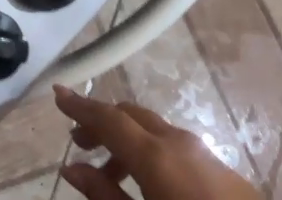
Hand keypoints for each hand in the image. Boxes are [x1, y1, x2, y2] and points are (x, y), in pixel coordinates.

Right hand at [52, 86, 257, 199]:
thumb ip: (105, 196)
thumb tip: (73, 168)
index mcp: (155, 156)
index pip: (109, 118)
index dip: (80, 105)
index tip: (57, 93)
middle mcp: (179, 143)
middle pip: (131, 116)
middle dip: (102, 123)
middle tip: (78, 143)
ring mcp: (205, 155)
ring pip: (155, 132)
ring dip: (127, 141)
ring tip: (110, 174)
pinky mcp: (224, 172)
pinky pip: (176, 148)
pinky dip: (151, 153)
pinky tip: (150, 185)